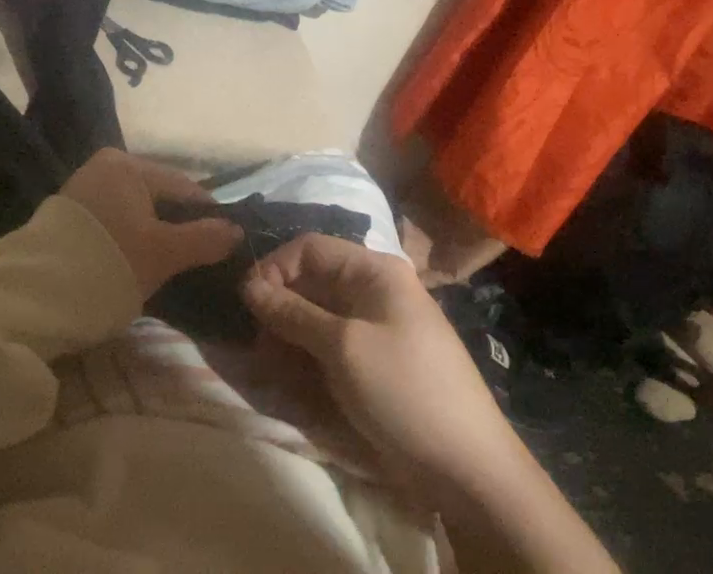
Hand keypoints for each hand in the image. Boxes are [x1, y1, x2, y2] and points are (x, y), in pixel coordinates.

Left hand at [58, 149, 242, 299]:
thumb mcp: (165, 252)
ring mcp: (83, 189)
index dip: (207, 215)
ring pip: (135, 211)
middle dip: (178, 225)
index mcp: (127, 165)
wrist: (41, 293)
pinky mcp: (69, 215)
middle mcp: (103, 167)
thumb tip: (236, 230)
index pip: (183, 187)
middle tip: (196, 258)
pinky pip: (114, 221)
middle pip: (157, 197)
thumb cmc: (113, 261)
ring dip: (153, 234)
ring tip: (168, 264)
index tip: (224, 243)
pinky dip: (129, 238)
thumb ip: (205, 238)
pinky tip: (137, 262)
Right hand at [246, 233, 619, 572]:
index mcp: (375, 271)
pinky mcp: (375, 361)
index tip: (247, 305)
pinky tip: (295, 387)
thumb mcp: (342, 346)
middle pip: (311, 283)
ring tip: (274, 373)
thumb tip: (248, 285)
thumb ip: (292, 312)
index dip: (274, 268)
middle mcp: (375, 291)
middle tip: (259, 350)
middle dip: (279, 311)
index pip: (309, 248)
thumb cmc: (404, 390)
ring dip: (289, 341)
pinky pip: (330, 347)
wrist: (465, 466)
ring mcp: (376, 328)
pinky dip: (308, 361)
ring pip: (316, 318)